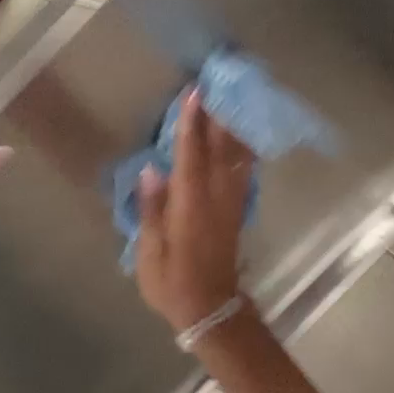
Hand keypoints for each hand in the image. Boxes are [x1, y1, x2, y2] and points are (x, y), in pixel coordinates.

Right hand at [135, 89, 254, 332]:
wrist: (210, 308)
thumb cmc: (172, 281)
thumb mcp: (151, 252)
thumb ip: (152, 210)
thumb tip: (151, 171)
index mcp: (190, 203)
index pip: (191, 154)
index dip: (192, 123)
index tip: (194, 93)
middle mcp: (214, 195)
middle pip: (218, 147)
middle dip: (216, 115)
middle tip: (214, 84)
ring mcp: (230, 200)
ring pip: (235, 155)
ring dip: (232, 126)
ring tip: (229, 100)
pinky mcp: (236, 208)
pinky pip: (242, 169)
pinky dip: (242, 148)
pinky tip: (242, 136)